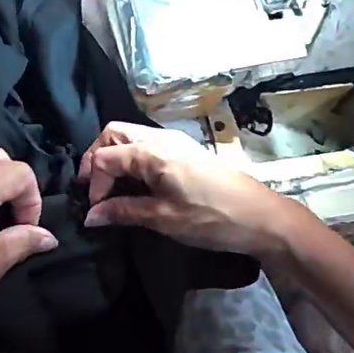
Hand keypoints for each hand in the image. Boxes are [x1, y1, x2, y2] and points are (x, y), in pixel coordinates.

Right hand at [78, 121, 311, 258]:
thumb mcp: (164, 219)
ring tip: (111, 189)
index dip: (94, 184)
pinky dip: (131, 159)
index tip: (96, 211)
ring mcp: (175, 141)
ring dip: (113, 158)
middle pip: (113, 134)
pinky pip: (146, 145)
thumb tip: (91, 216)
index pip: (104, 157)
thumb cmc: (212, 217)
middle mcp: (160, 138)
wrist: (262, 217)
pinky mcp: (185, 151)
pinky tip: (135, 185)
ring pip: (129, 137)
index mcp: (152, 152)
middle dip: (96, 158)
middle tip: (94, 190)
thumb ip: (124, 212)